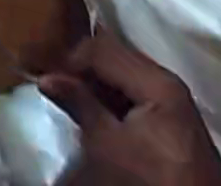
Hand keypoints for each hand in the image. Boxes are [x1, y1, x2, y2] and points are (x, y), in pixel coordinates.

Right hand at [38, 30, 220, 185]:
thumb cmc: (152, 183)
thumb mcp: (108, 144)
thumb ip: (78, 102)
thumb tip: (46, 78)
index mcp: (156, 80)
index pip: (101, 48)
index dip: (70, 59)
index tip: (47, 76)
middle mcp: (168, 79)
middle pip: (114, 54)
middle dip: (83, 66)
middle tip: (57, 83)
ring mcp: (174, 97)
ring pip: (124, 70)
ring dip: (96, 80)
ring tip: (73, 97)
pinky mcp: (175, 116)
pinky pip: (135, 88)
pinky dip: (113, 94)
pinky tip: (98, 110)